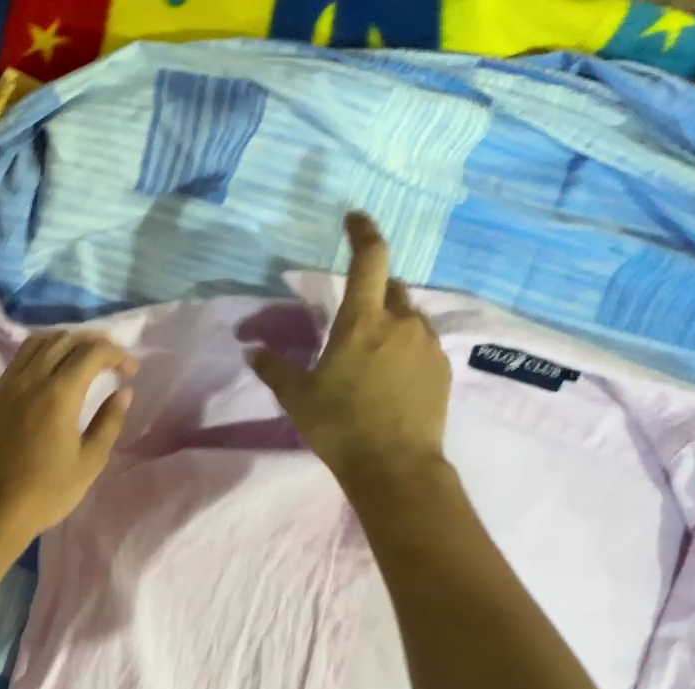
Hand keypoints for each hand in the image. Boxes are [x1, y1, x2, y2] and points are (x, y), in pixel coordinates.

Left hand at [0, 331, 137, 546]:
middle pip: (65, 339)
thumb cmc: (46, 492)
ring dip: (65, 342)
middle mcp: (30, 379)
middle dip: (94, 343)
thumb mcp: (90, 461)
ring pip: (38, 343)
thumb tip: (122, 392)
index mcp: (57, 393)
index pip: (92, 351)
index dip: (117, 354)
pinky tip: (52, 372)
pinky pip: (19, 359)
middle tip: (112, 363)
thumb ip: (109, 421)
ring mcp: (7, 386)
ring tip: (83, 361)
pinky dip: (41, 353)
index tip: (130, 372)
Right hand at [249, 212, 451, 493]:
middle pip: (389, 287)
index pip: (368, 260)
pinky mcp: (441, 368)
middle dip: (371, 287)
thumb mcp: (297, 397)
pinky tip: (384, 375)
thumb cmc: (338, 425)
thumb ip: (275, 369)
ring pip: (406, 316)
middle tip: (348, 309)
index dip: (362, 233)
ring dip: (387, 320)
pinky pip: (419, 342)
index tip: (354, 218)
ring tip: (365, 350)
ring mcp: (427, 344)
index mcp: (362, 322)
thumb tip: (254, 352)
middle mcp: (401, 322)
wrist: (395, 465)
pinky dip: (401, 346)